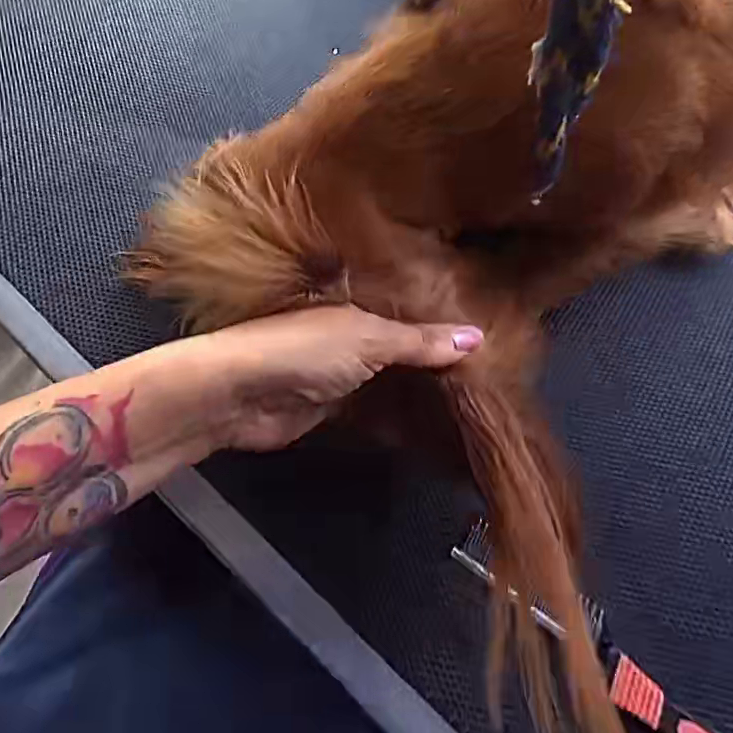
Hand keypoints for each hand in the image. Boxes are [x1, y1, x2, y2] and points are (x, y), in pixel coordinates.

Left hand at [164, 306, 481, 453]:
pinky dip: (402, 419)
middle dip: (439, 361)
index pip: (412, 310)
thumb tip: (478, 336)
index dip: (445, 322)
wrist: (239, 394)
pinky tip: (437, 428)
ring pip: (393, 381)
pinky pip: (377, 411)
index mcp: (359, 305)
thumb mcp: (368, 338)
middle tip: (493, 377)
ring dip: (424, 392)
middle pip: (405, 348)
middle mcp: (353, 335)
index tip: (492, 335)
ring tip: (476, 403)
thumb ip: (420, 342)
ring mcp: (342, 373)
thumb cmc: (302, 350)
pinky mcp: (333, 409)